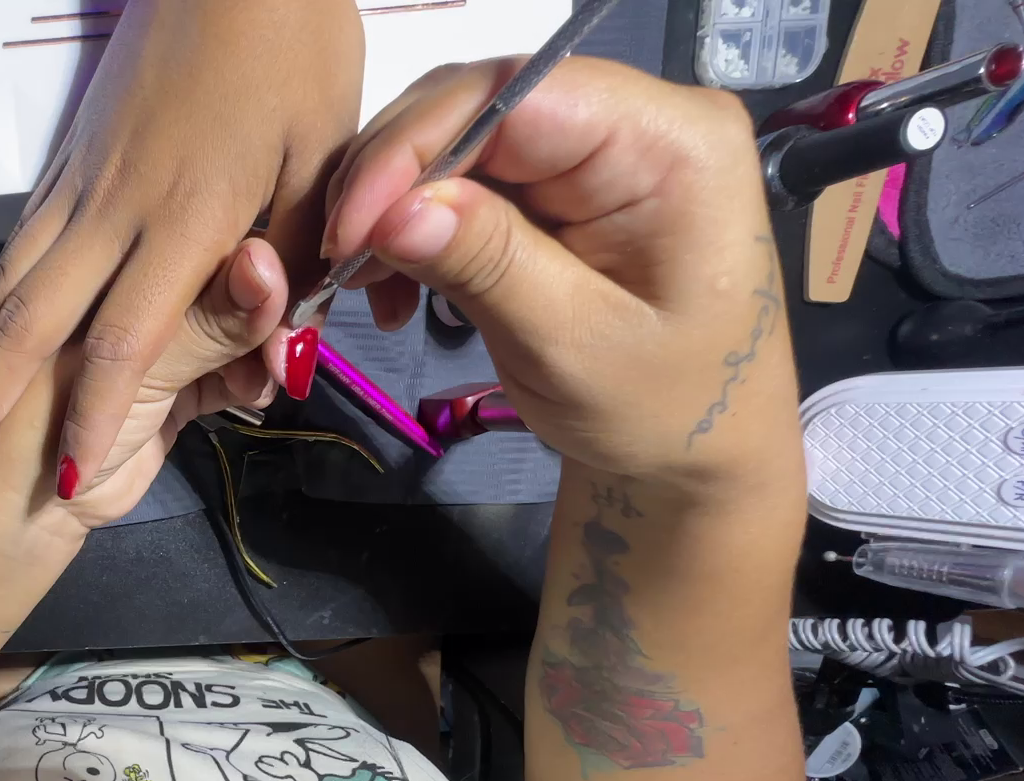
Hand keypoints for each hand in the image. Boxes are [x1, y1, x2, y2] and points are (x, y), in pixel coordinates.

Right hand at [0, 0, 362, 498]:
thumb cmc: (291, 55)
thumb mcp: (320, 163)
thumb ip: (292, 263)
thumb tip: (280, 347)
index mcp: (181, 222)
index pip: (121, 343)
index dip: (92, 419)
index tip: (69, 477)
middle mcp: (110, 214)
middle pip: (29, 320)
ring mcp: (76, 188)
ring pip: (6, 283)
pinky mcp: (62, 167)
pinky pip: (12, 248)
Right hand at [315, 58, 799, 496]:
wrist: (684, 440)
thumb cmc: (654, 403)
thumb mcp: (570, 342)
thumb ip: (489, 265)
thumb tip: (392, 213)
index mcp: (663, 143)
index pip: (513, 96)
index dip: (412, 149)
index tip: (346, 232)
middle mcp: (621, 124)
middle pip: (471, 107)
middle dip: (388, 179)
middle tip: (339, 262)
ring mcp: (579, 158)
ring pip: (447, 146)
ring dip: (386, 212)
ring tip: (362, 286)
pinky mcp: (545, 195)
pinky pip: (451, 191)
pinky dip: (402, 235)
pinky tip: (391, 291)